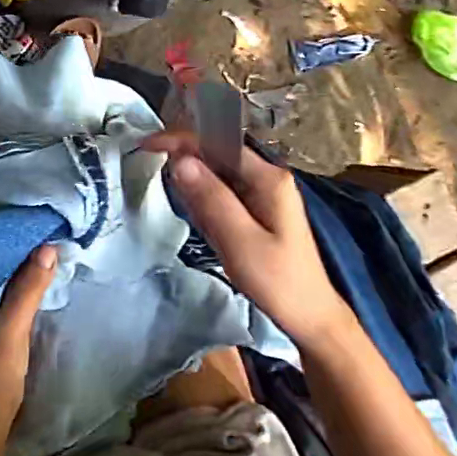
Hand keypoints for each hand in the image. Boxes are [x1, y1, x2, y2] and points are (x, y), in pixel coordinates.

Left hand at [0, 245, 55, 429]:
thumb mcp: (12, 330)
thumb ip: (28, 290)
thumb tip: (48, 247)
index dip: (3, 239)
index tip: (28, 220)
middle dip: (12, 251)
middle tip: (41, 227)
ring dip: (17, 270)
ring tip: (41, 245)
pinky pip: (2, 299)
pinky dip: (17, 289)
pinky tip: (33, 280)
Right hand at [143, 130, 355, 344]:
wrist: (308, 315)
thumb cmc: (278, 281)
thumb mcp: (240, 242)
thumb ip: (211, 199)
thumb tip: (180, 160)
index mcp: (268, 178)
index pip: (218, 143)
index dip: (181, 140)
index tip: (147, 146)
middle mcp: (267, 178)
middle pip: (216, 156)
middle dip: (188, 169)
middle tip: (174, 199)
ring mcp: (263, 193)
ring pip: (217, 176)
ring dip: (198, 192)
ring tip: (203, 227)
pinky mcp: (257, 210)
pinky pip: (223, 195)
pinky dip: (207, 206)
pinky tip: (211, 232)